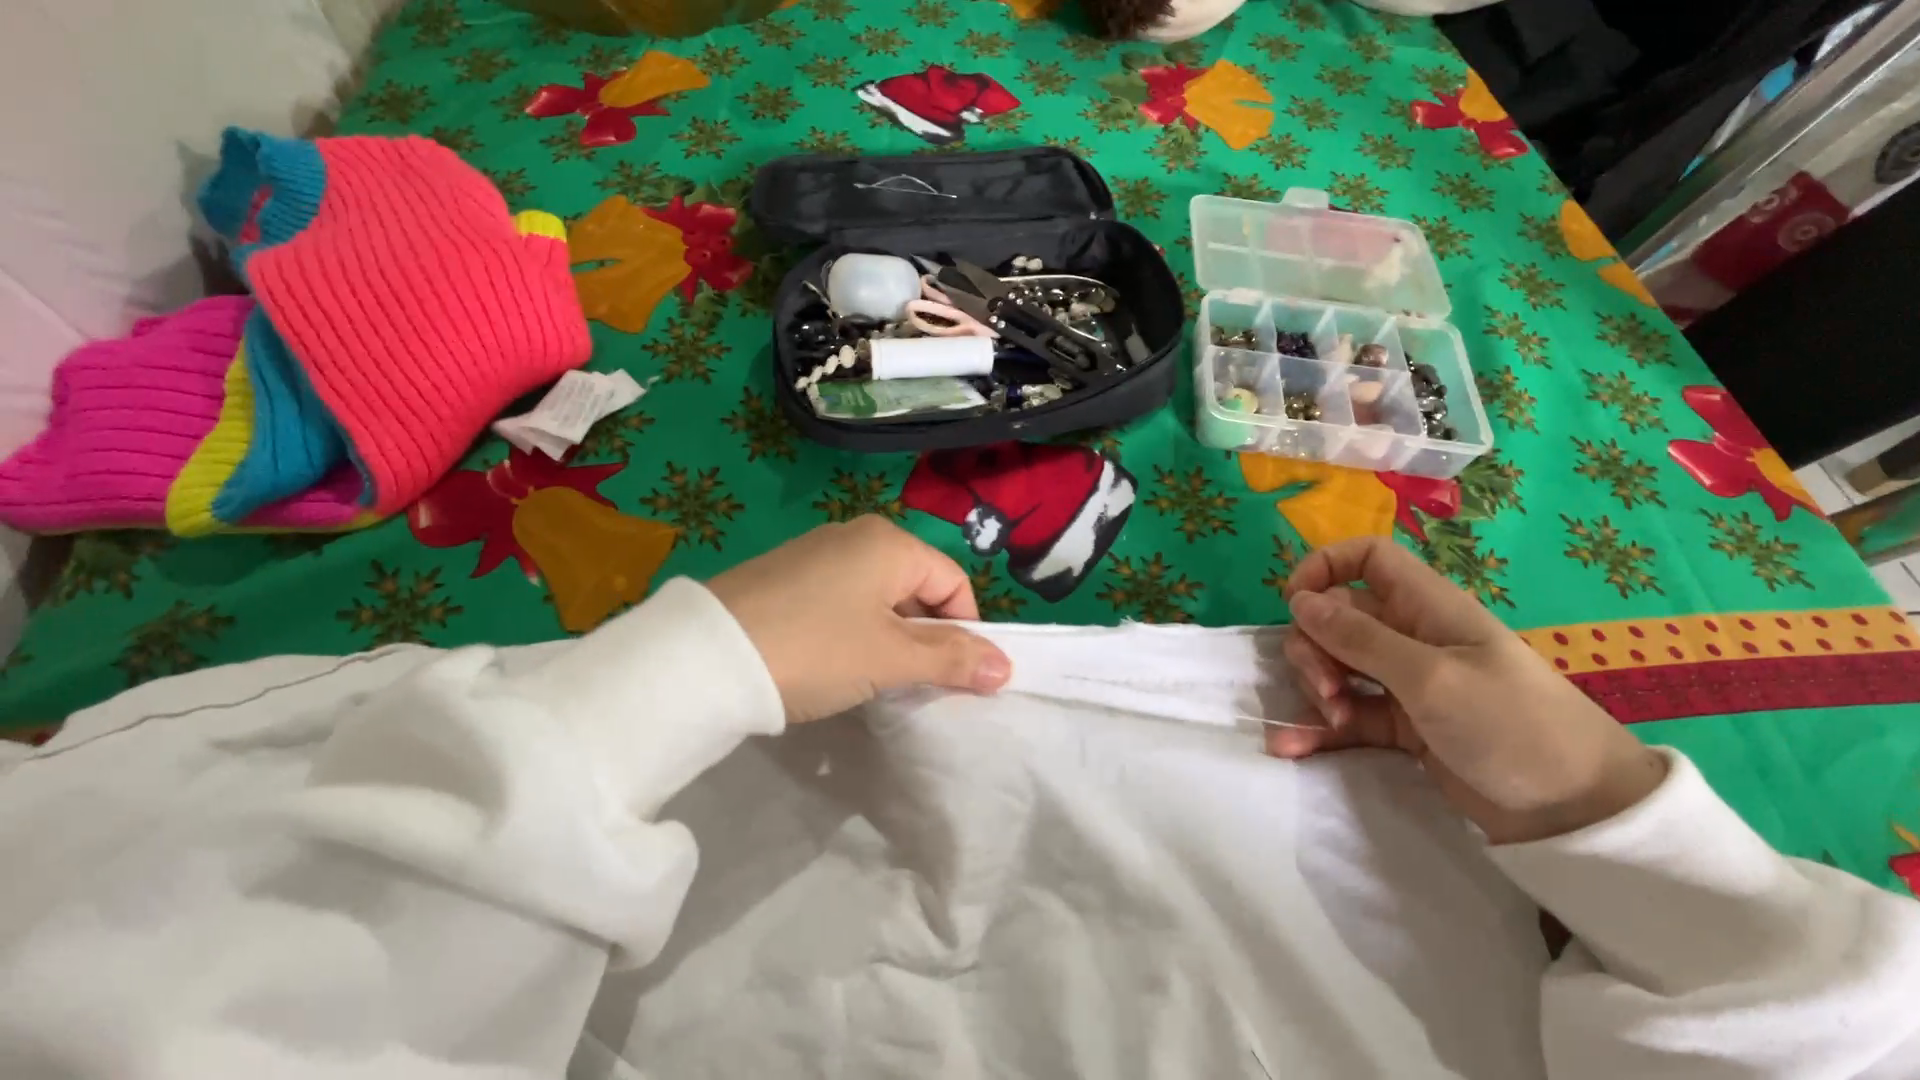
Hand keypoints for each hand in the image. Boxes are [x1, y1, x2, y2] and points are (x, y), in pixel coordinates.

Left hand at [707, 516, 1011, 723]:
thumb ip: (951, 659)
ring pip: (877, 599)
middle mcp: (854, 536)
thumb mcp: (889, 658)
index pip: (953, 583)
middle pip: (916, 588)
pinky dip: (851, 633)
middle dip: (924, 637)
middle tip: (914, 684)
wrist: (707, 657)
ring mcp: (814, 554)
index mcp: (889, 543)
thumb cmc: (815, 649)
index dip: (964, 632)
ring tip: (873, 680)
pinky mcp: (784, 578)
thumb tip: (1006, 666)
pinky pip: (840, 602)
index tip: (955, 679)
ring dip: (887, 639)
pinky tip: (833, 665)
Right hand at [1274, 535, 1666, 843]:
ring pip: (1335, 666)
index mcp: (1426, 606)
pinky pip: (1345, 714)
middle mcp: (1411, 635)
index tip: (1294, 603)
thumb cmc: (1509, 725)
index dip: (1325, 567)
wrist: (1574, 811)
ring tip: (1329, 723)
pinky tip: (1291, 746)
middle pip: (1336, 618)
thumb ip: (1359, 638)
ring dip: (1315, 690)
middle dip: (1314, 648)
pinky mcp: (1401, 726)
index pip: (1367, 558)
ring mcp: (1405, 682)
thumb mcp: (1430, 677)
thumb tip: (1298, 601)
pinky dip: (1317, 728)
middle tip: (1325, 690)